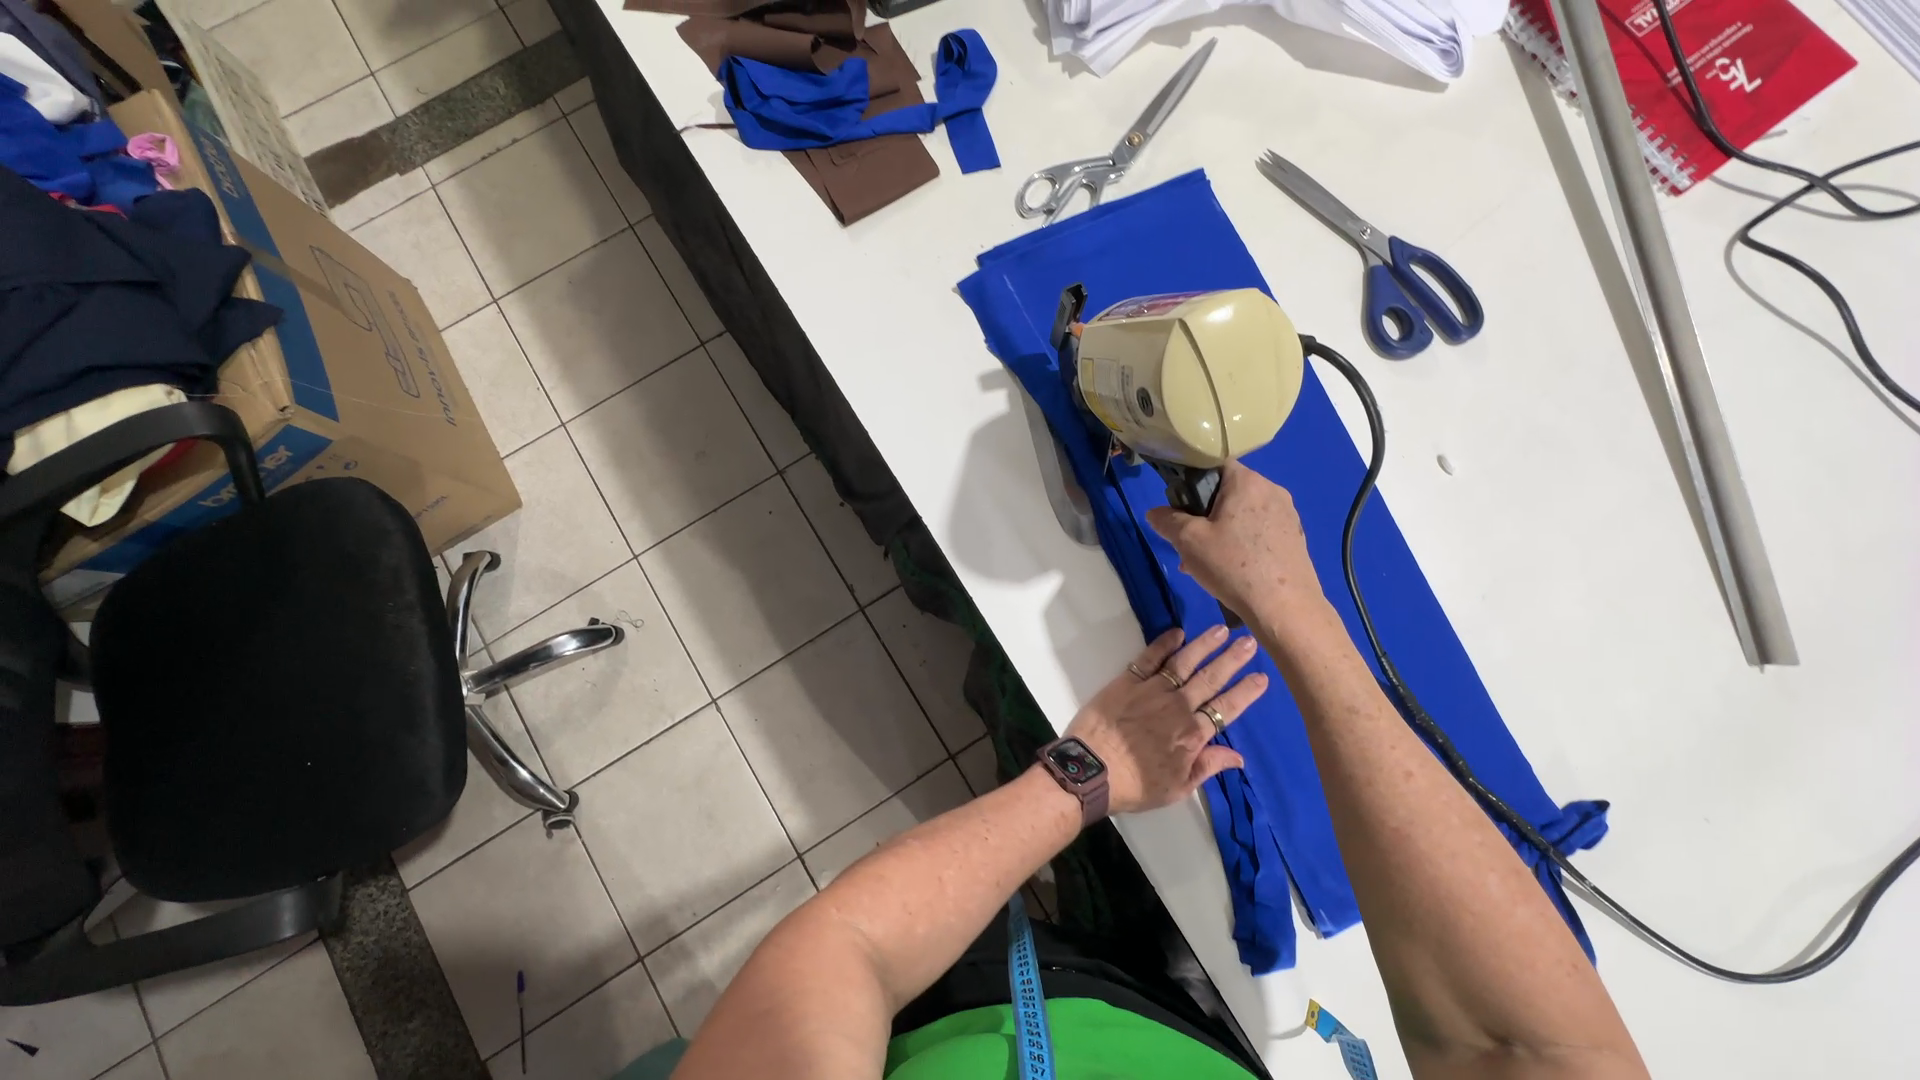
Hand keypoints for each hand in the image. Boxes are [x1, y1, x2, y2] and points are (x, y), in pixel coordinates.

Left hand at [1063, 625, 1267, 814]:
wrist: (1090, 771)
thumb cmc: (1134, 786)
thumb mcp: (1177, 788)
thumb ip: (1207, 766)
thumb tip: (1239, 757)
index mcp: (1193, 735)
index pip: (1226, 709)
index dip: (1246, 692)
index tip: (1262, 677)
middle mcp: (1177, 707)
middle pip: (1210, 679)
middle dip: (1232, 660)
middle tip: (1249, 641)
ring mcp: (1152, 691)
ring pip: (1184, 662)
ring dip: (1204, 645)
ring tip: (1220, 629)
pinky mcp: (1127, 681)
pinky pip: (1149, 658)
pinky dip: (1163, 643)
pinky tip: (1177, 632)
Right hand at [1145, 462, 1325, 633]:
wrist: (1285, 608)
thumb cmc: (1233, 566)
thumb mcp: (1189, 542)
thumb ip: (1167, 521)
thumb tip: (1154, 513)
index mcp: (1247, 481)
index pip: (1214, 464)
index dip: (1192, 481)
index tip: (1179, 507)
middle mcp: (1272, 490)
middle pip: (1228, 491)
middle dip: (1204, 514)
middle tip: (1189, 542)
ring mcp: (1287, 514)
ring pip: (1242, 514)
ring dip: (1221, 531)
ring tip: (1206, 562)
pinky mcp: (1295, 537)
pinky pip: (1259, 531)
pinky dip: (1241, 542)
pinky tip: (1231, 570)